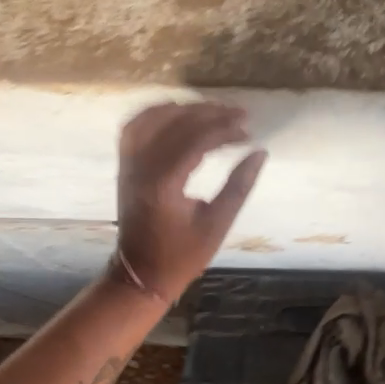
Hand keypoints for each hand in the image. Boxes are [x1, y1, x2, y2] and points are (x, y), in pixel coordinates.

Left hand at [109, 102, 267, 304]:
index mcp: (164, 185)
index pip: (197, 141)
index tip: (249, 130)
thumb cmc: (182, 255)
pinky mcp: (124, 167)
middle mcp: (141, 169)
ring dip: (184, 108)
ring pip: (152, 119)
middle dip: (210, 114)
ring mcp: (128, 166)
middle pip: (176, 124)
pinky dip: (155, 113)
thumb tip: (260, 152)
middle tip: (239, 114)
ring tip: (212, 109)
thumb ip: (239, 185)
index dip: (225, 130)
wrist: (140, 275)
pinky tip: (177, 111)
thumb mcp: (218, 224)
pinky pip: (134, 128)